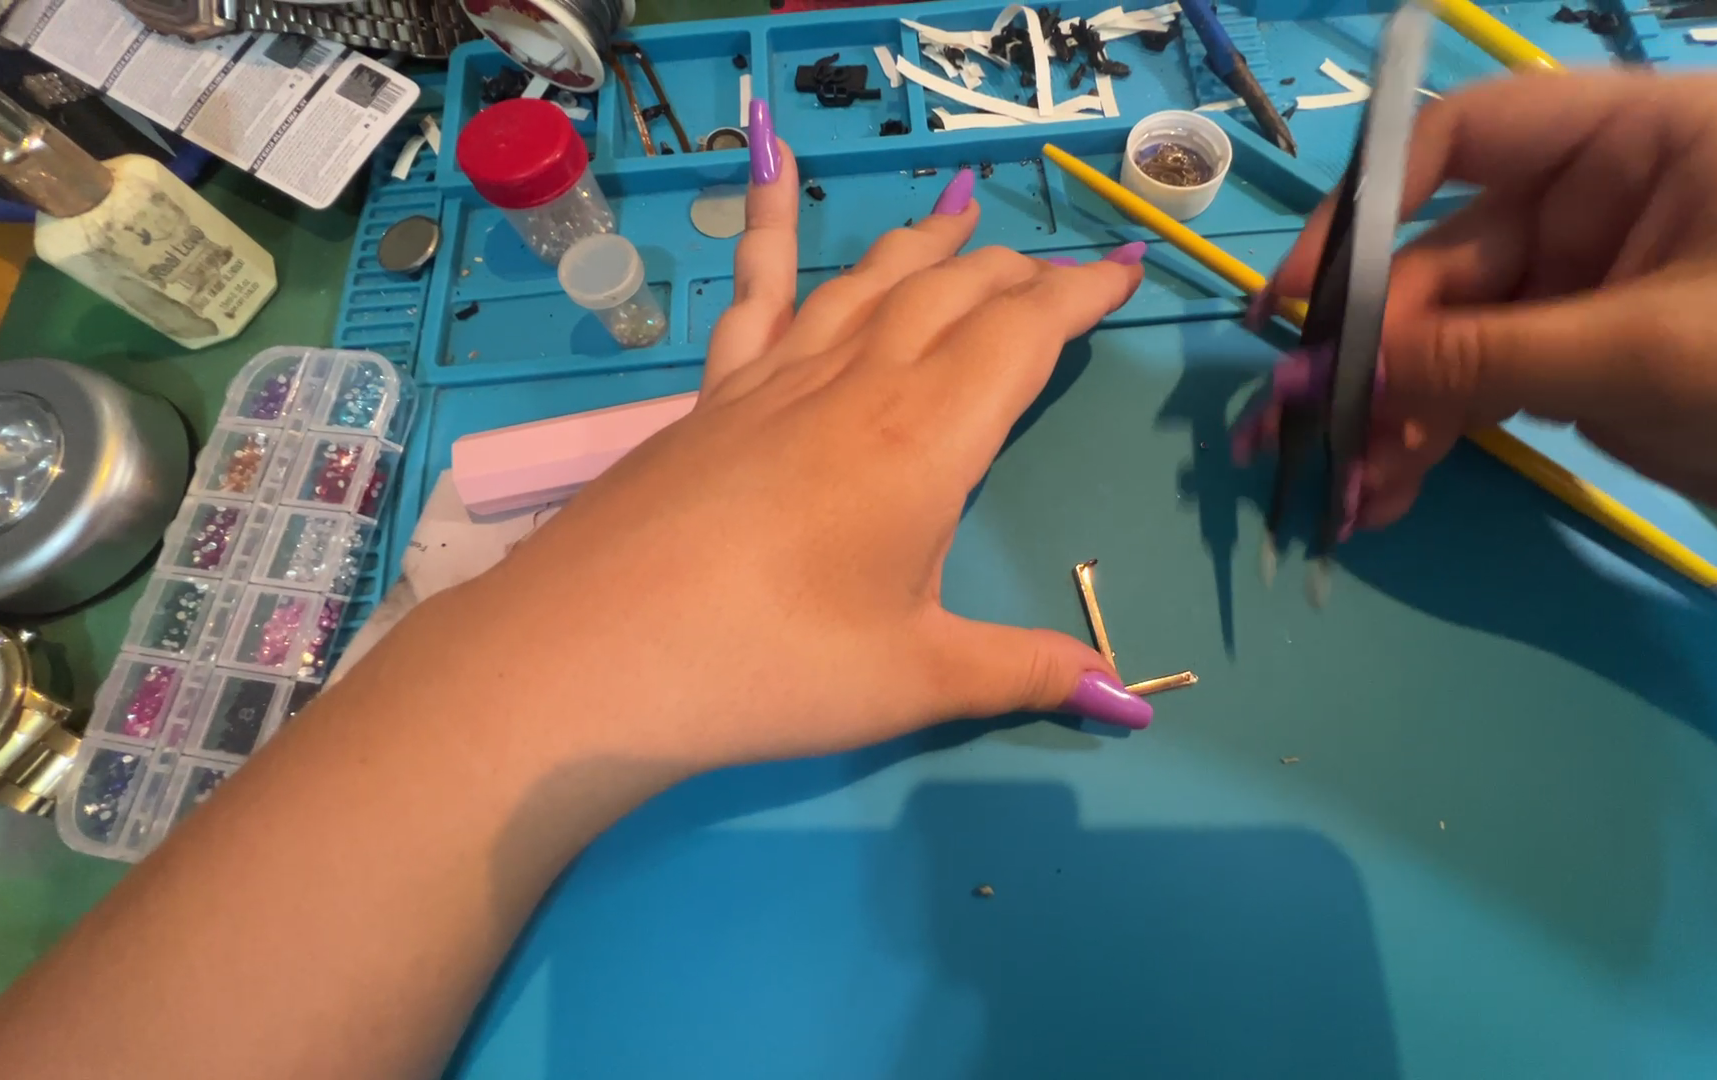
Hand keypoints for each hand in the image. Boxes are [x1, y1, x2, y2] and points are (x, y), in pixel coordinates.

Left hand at [412, 104, 1151, 788]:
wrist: (590, 660)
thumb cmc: (770, 667)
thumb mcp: (917, 680)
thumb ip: (1026, 674)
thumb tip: (1126, 703)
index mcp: (925, 437)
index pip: (1022, 334)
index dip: (1080, 297)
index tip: (1122, 275)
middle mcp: (856, 383)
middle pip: (952, 293)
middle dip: (1016, 275)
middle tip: (1053, 278)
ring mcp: (775, 380)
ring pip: (869, 280)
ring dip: (927, 245)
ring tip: (962, 216)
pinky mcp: (714, 397)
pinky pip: (753, 292)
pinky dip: (767, 224)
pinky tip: (761, 161)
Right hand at [1268, 71, 1716, 535]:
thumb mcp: (1648, 351)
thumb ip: (1477, 358)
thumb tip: (1331, 376)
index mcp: (1629, 144)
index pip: (1460, 139)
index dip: (1363, 211)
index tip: (1297, 298)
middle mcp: (1584, 207)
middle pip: (1429, 272)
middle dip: (1367, 362)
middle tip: (1306, 435)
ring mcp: (1566, 290)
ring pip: (1435, 346)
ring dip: (1384, 418)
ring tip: (1348, 489)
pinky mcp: (1559, 360)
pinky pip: (1463, 392)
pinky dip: (1421, 442)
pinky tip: (1387, 495)